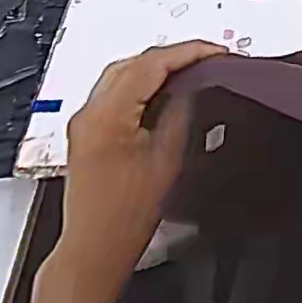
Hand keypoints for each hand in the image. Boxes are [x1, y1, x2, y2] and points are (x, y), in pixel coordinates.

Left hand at [55, 41, 224, 290]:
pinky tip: (165, 89)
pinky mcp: (88, 129)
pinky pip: (116, 90)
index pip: (151, 64)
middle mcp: (89, 111)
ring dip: (157, 67)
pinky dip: (143, 83)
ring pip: (123, 73)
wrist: (95, 250)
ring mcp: (85, 119)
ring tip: (192, 70)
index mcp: (107, 114)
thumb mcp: (167, 157)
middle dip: (174, 56)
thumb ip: (180, 111)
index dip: (188, 52)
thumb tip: (193, 82)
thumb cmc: (127, 216)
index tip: (216, 51)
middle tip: (208, 58)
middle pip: (134, 62)